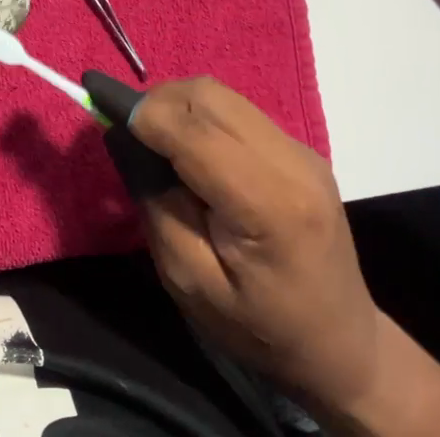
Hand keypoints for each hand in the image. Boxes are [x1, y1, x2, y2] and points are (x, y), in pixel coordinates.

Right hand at [129, 77, 383, 414]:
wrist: (340, 344)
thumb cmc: (258, 326)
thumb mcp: (188, 278)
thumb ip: (154, 202)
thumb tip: (122, 136)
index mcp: (268, 203)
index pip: (192, 130)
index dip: (140, 115)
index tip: (98, 110)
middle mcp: (292, 162)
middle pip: (207, 95)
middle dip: (155, 103)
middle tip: (127, 135)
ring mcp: (302, 152)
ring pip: (220, 95)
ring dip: (177, 106)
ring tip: (156, 144)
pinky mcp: (301, 150)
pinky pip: (236, 111)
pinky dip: (200, 117)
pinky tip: (191, 153)